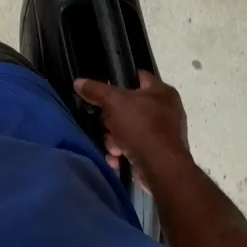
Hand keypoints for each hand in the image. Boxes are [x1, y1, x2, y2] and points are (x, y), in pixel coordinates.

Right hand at [74, 71, 192, 177]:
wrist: (161, 169)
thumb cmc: (140, 127)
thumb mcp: (112, 102)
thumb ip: (95, 90)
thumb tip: (78, 82)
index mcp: (162, 92)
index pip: (137, 76)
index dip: (118, 79)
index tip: (102, 88)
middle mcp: (167, 110)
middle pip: (128, 106)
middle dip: (111, 119)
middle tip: (106, 124)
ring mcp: (164, 133)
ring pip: (129, 128)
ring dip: (115, 138)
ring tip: (113, 147)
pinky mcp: (160, 153)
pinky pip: (135, 145)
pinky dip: (124, 151)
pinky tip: (116, 157)